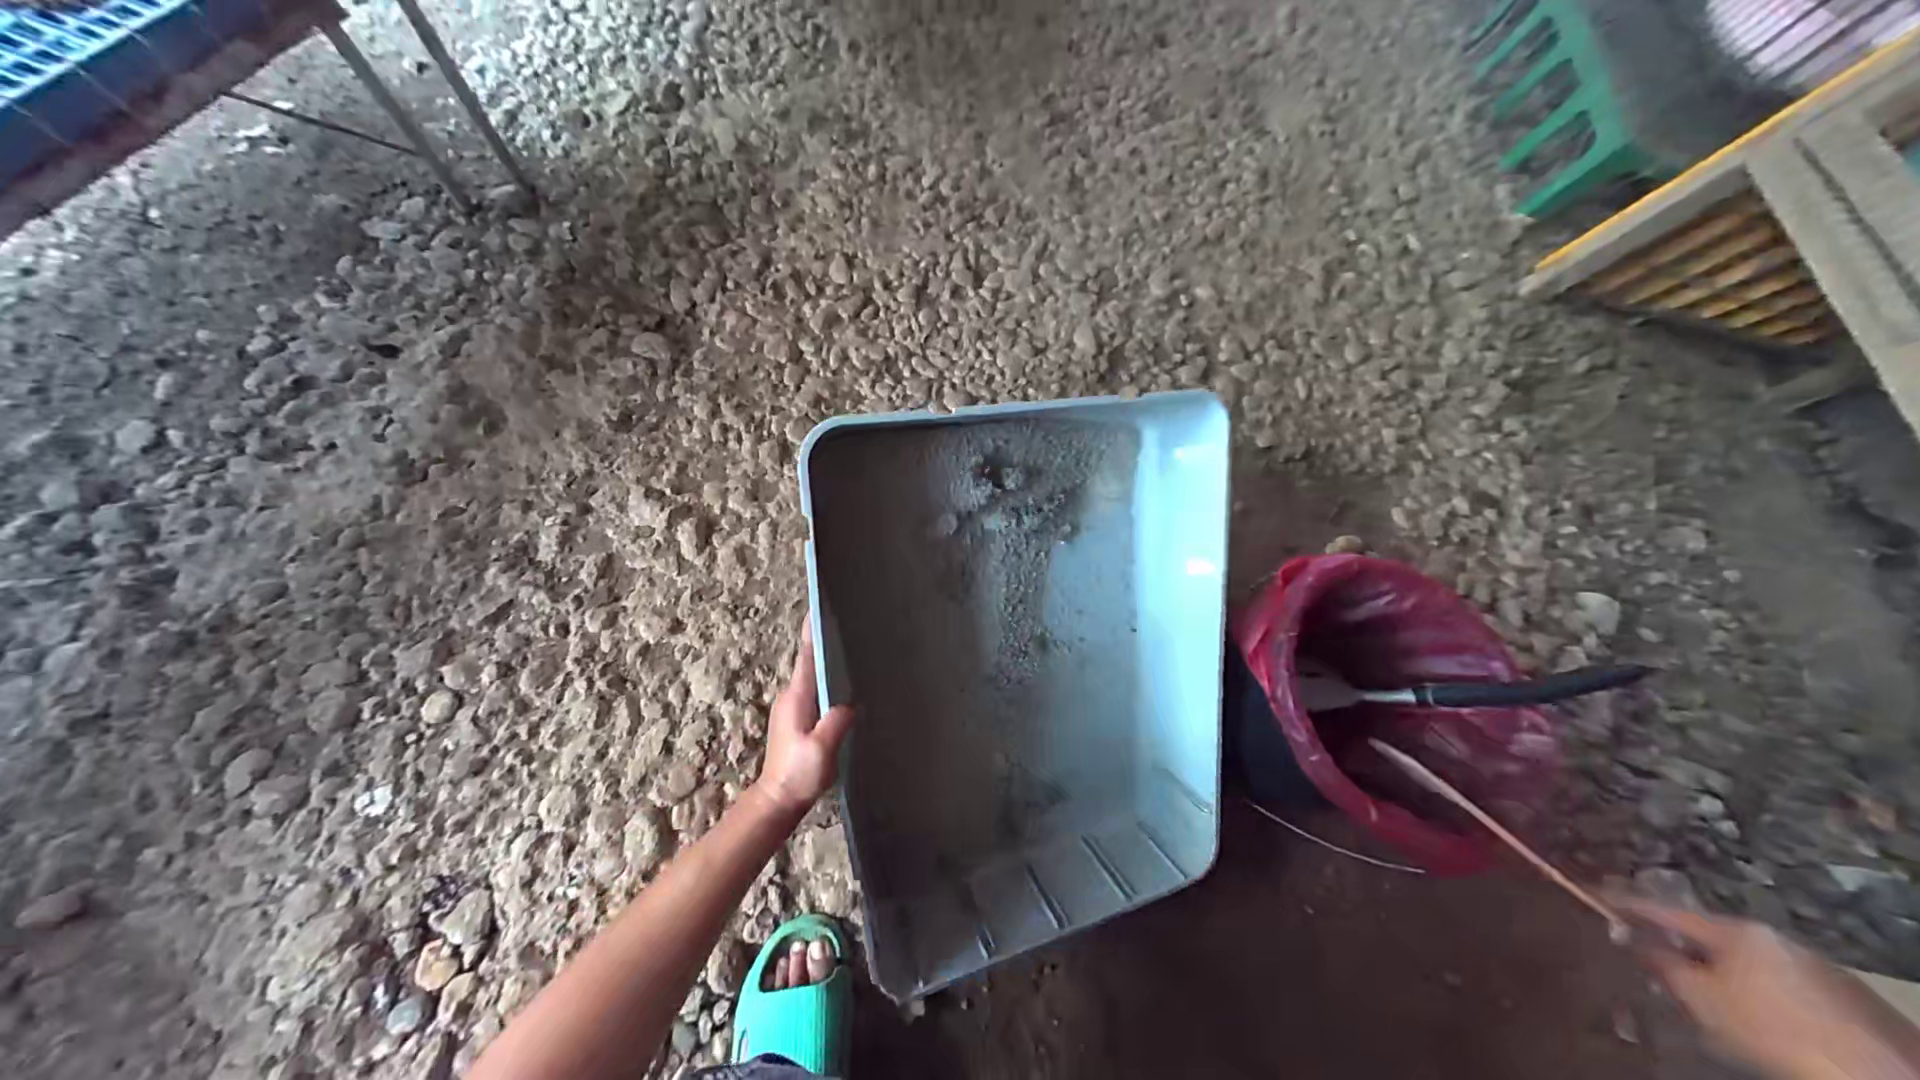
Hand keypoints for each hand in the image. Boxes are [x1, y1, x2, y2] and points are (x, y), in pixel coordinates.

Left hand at [752, 622, 854, 814]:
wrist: (778, 800)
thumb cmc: (797, 774)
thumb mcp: (820, 749)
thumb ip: (836, 722)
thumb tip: (851, 703)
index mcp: (797, 697)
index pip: (806, 655)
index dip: (812, 631)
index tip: (819, 607)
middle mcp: (792, 696)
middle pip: (810, 660)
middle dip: (824, 640)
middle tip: (848, 620)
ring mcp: (794, 708)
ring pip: (813, 675)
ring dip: (827, 660)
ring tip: (852, 644)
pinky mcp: (799, 719)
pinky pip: (816, 689)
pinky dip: (828, 678)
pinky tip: (846, 681)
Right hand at [1625, 899, 1919, 1079]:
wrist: (1873, 1073)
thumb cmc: (1769, 1027)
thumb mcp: (1700, 997)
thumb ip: (1661, 962)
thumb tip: (1631, 937)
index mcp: (1736, 929)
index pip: (1667, 910)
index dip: (1629, 904)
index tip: (1599, 896)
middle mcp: (1772, 935)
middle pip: (1711, 934)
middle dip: (1681, 944)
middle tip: (1654, 956)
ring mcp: (1814, 963)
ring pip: (1748, 958)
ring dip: (1721, 967)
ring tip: (1703, 988)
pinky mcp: (1844, 993)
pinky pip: (1780, 979)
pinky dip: (1757, 986)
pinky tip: (1755, 1009)